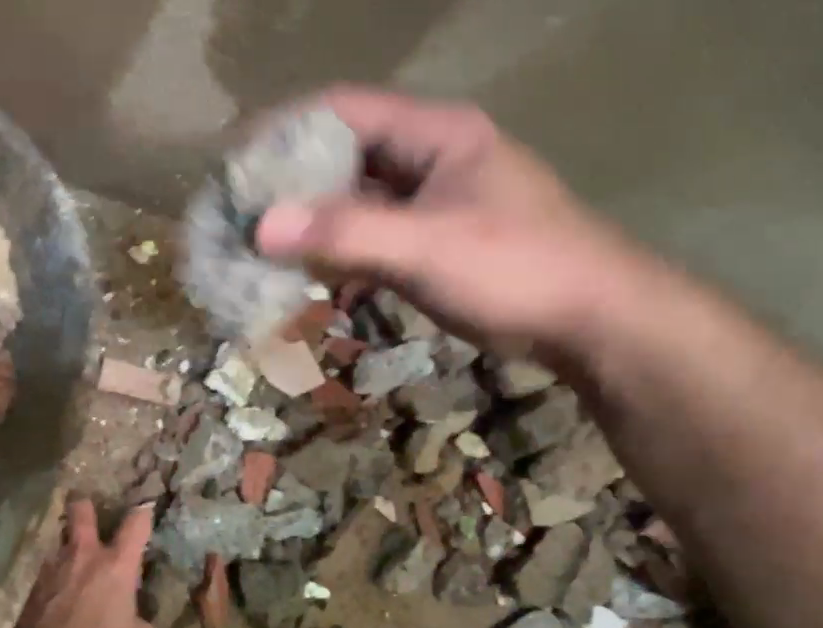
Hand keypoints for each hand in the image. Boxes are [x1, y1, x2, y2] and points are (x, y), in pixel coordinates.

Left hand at [2, 500, 154, 627]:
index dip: (141, 513)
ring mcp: (52, 567)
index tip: (144, 507)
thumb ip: (134, 627)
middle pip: (81, 512)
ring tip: (69, 556)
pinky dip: (51, 574)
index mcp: (116, 566)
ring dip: (64, 546)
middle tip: (85, 505)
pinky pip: (45, 569)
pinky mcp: (30, 583)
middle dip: (83, 505)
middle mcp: (83, 556)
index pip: (135, 524)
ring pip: (58, 542)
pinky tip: (53, 587)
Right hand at [253, 87, 648, 352]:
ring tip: (247, 250)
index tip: (230, 168)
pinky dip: (322, 254)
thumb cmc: (518, 269)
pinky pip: (356, 238)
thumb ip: (344, 233)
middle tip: (229, 217)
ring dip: (298, 224)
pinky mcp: (420, 243)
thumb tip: (259, 226)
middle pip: (336, 156)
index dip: (282, 131)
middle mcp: (425, 160)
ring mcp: (423, 204)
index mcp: (436, 136)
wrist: (592, 321)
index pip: (342, 110)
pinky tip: (291, 280)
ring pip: (343, 201)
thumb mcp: (427, 248)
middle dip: (281, 184)